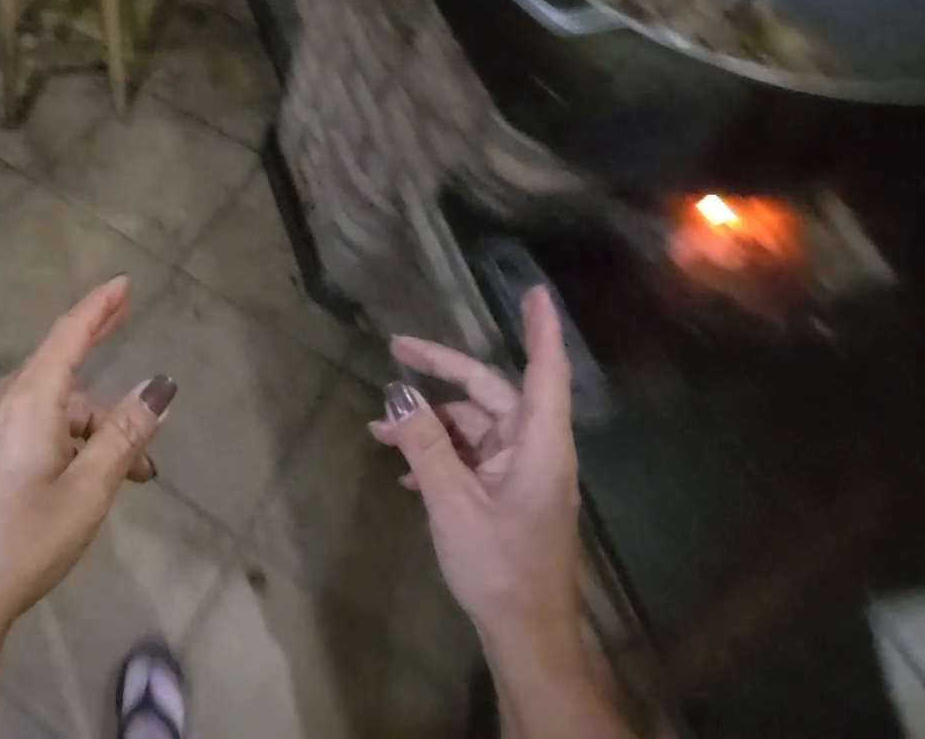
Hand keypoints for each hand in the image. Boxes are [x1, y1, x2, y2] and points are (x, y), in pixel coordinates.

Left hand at [0, 276, 176, 689]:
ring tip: (140, 472)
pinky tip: (100, 474)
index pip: (68, 334)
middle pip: (62, 364)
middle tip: (129, 316)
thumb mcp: (90, 487)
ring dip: (99, 425)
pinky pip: (41, 426)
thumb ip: (125, 432)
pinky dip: (76, 439)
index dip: (98, 306)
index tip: (123, 282)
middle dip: (98, 345)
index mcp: (30, 400)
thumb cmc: (27, 537)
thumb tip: (161, 384)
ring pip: (58, 406)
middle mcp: (7, 403)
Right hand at [369, 288, 581, 656]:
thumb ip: (425, 443)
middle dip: (440, 370)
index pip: (545, 372)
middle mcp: (534, 448)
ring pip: (471, 425)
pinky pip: (468, 454)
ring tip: (379, 433)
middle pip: (488, 392)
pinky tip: (404, 472)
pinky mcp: (506, 490)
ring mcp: (520, 470)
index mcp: (539, 444)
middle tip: (394, 347)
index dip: (541, 329)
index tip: (535, 291)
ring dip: (428, 423)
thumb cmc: (499, 566)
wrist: (525, 634)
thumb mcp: (452, 502)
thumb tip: (396, 392)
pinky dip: (437, 452)